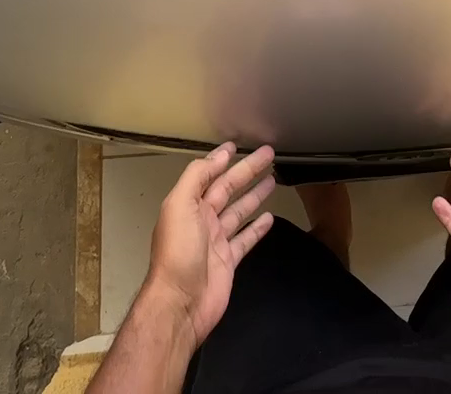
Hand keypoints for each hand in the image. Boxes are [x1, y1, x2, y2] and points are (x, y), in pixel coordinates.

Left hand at [139, 142, 276, 344]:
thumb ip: (196, 177)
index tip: (235, 146)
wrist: (180, 304)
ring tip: (273, 178)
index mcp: (188, 204)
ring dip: (255, 194)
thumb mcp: (180, 205)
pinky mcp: (229, 261)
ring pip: (239, 211)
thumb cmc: (178, 253)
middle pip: (229, 189)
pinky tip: (269, 217)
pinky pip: (246, 238)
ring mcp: (216, 241)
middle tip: (269, 154)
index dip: (221, 159)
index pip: (208, 174)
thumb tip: (217, 156)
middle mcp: (202, 219)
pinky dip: (257, 228)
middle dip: (247, 170)